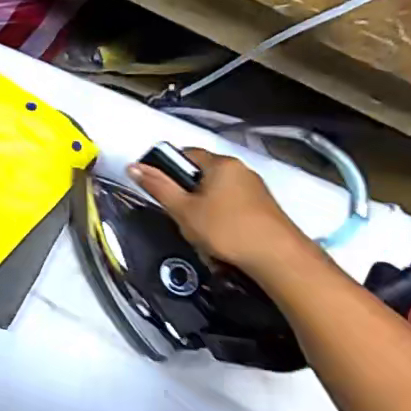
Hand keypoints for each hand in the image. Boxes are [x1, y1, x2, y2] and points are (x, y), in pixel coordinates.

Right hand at [128, 147, 320, 279]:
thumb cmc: (225, 229)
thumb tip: (133, 166)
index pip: (186, 154)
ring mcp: (255, 188)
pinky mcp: (263, 207)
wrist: (277, 257)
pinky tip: (220, 240)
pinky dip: (220, 220)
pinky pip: (231, 206)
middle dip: (187, 197)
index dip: (168, 170)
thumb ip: (158, 186)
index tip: (161, 193)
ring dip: (203, 212)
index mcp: (220, 163)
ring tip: (201, 234)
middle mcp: (240, 169)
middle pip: (201, 176)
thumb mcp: (183, 210)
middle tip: (180, 218)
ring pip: (215, 194)